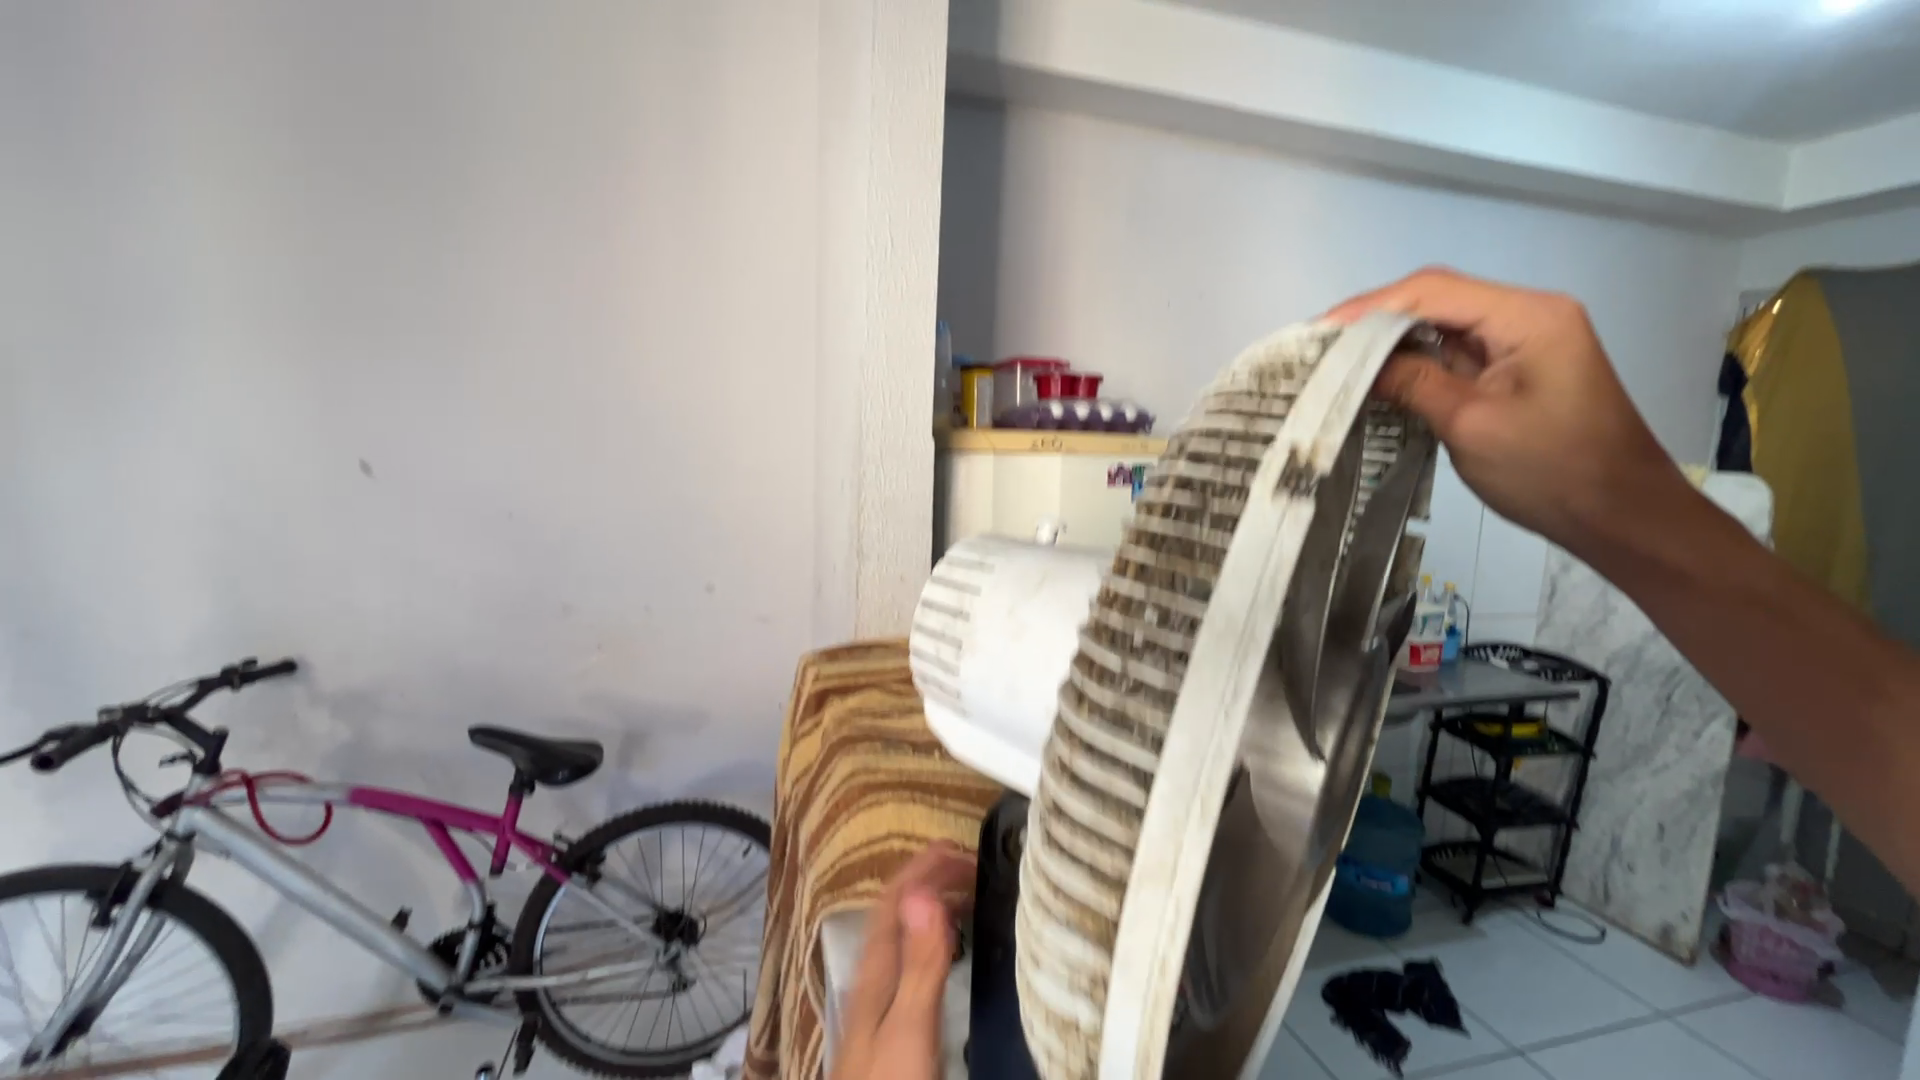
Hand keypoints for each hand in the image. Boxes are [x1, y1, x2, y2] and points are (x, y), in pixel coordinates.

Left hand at [830, 841, 974, 1079]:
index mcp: (876, 971)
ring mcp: (881, 1003)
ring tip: (967, 897)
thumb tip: (923, 891)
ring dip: (931, 907)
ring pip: (903, 937)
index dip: (922, 867)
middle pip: (897, 913)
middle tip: (973, 868)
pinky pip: (911, 962)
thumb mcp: (909, 1027)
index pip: (894, 900)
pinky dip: (932, 940)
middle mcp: (875, 979)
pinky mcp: (892, 1026)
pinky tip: (948, 954)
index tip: (959, 848)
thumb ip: (918, 963)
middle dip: (930, 880)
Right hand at [1326, 267, 1688, 557]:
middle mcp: (1526, 315)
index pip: (1433, 291)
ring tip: (1335, 360)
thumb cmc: (1551, 470)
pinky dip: (1411, 361)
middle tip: (1319, 347)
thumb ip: (1413, 383)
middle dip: (1374, 320)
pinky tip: (1376, 376)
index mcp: (1527, 317)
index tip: (1319, 332)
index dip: (1369, 307)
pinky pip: (1452, 353)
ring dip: (1389, 341)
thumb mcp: (1470, 424)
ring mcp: (1520, 342)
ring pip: (1440, 326)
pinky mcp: (1512, 369)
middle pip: (1436, 299)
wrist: (1619, 514)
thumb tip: (1356, 364)